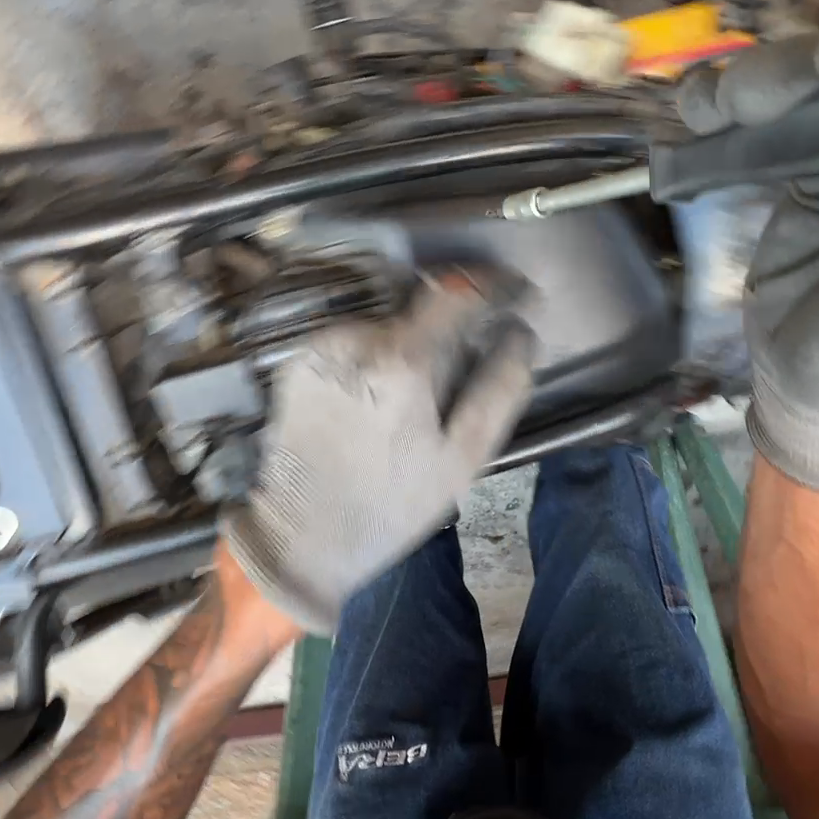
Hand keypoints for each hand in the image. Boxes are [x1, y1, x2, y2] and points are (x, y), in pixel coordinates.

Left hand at [221, 275, 536, 632]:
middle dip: (447, 326)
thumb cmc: (390, 505)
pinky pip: (352, 340)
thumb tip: (522, 334)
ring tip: (410, 400)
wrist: (300, 535)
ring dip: (408, 342)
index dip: (493, 284)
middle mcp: (353, 337)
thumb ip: (501, 387)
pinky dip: (373, 356)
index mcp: (400, 359)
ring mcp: (319, 345)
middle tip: (457, 373)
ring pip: (385, 321)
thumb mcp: (463, 458)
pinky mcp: (296, 359)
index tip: (514, 292)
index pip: (456, 288)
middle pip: (418, 304)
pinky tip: (373, 403)